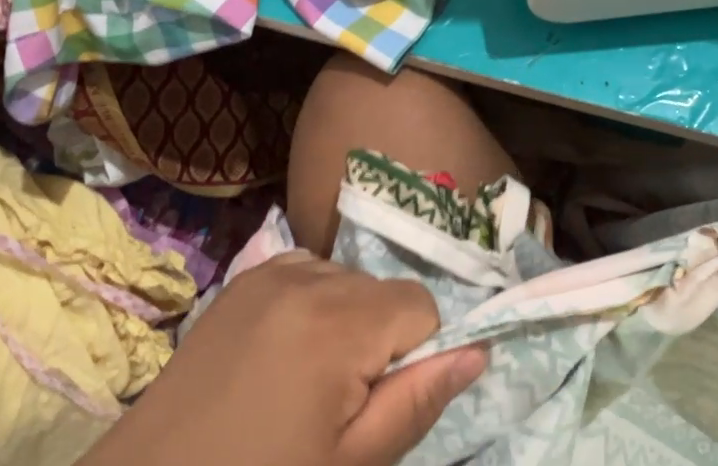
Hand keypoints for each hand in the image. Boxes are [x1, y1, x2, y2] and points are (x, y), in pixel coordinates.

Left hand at [90, 251, 486, 465]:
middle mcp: (306, 277)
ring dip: (347, 318)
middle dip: (380, 337)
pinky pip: (305, 272)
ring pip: (346, 279)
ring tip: (307, 380)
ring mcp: (267, 272)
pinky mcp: (239, 280)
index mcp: (338, 320)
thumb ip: (417, 401)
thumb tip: (478, 351)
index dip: (415, 354)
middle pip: (382, 289)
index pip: (422, 304)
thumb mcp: (351, 463)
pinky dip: (311, 303)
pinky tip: (282, 353)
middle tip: (338, 401)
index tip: (378, 400)